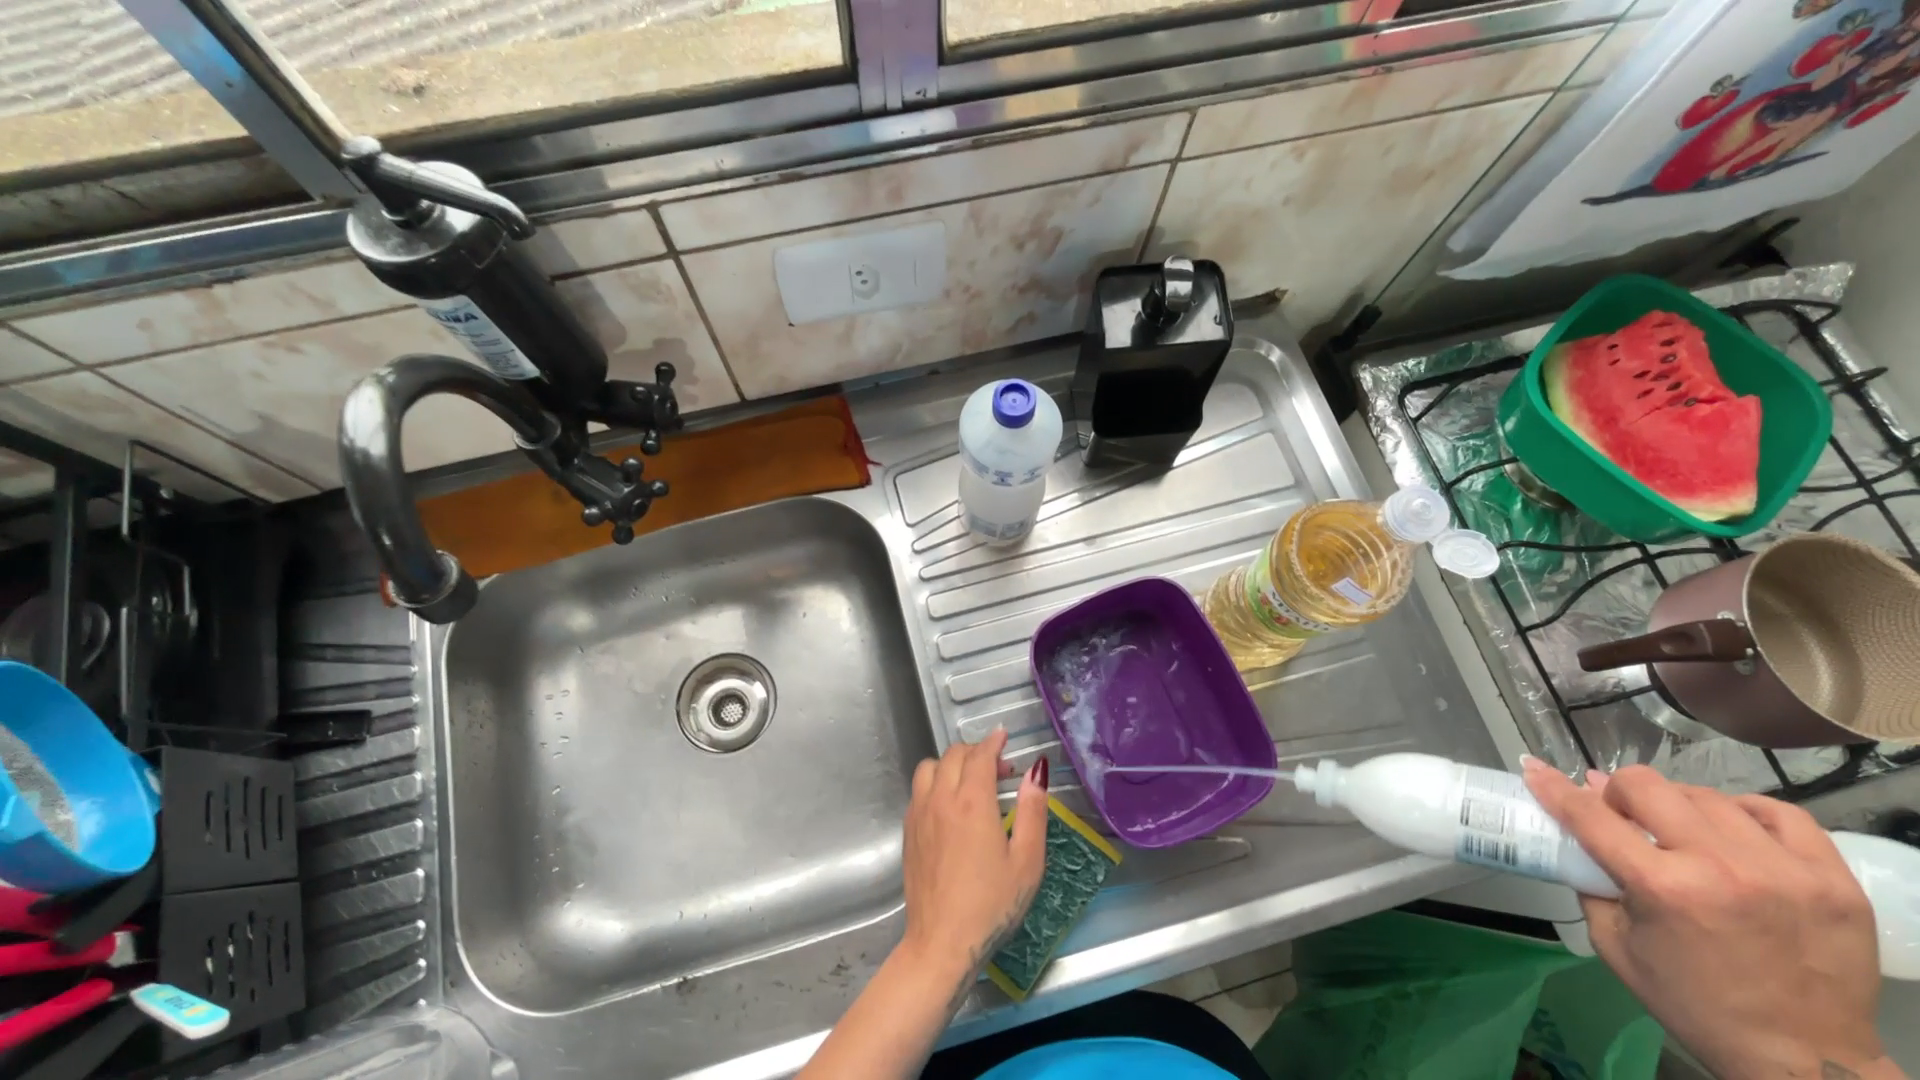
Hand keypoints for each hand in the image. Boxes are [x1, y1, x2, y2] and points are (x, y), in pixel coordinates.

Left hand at [900, 728, 1049, 988]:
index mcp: (972, 802)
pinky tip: (951, 806)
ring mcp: (919, 815)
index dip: (993, 742)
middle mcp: (940, 800)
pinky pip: (918, 790)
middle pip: (953, 755)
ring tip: (971, 783)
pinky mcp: (908, 833)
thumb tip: (1036, 772)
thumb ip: (1032, 811)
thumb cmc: (992, 905)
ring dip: (950, 764)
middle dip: (976, 752)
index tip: (1004, 737)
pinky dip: (935, 783)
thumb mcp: (1027, 861)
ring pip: (929, 768)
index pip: (980, 755)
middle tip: (1000, 770)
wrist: (942, 942)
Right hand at [1525, 760, 1894, 1079]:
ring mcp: (1784, 869)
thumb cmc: (1693, 1003)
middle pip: (1648, 786)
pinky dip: (1746, 812)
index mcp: (1663, 889)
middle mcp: (1722, 867)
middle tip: (1620, 815)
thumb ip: (1594, 883)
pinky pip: (1780, 814)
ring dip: (1680, 807)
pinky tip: (1735, 830)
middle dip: (1619, 793)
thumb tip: (1584, 833)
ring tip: (1680, 831)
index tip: (1535, 769)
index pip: (1591, 817)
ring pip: (1708, 796)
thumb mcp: (1616, 945)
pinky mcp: (1831, 877)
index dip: (1554, 788)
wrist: (1802, 1056)